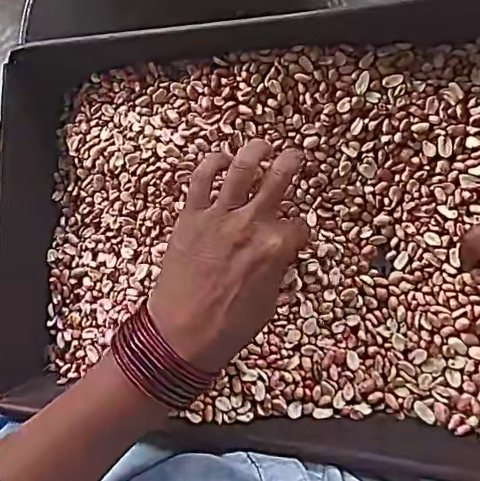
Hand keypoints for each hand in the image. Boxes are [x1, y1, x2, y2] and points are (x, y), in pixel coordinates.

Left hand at [147, 140, 311, 372]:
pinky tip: (220, 159)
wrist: (179, 336)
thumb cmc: (226, 328)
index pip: (299, 225)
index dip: (300, 228)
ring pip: (241, 168)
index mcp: (275, 249)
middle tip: (295, 155)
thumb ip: (277, 269)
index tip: (296, 231)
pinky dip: (211, 163)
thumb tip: (280, 253)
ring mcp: (218, 217)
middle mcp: (250, 225)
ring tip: (261, 144)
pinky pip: (200, 179)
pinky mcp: (190, 217)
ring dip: (255, 150)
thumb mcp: (268, 302)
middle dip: (291, 162)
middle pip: (279, 179)